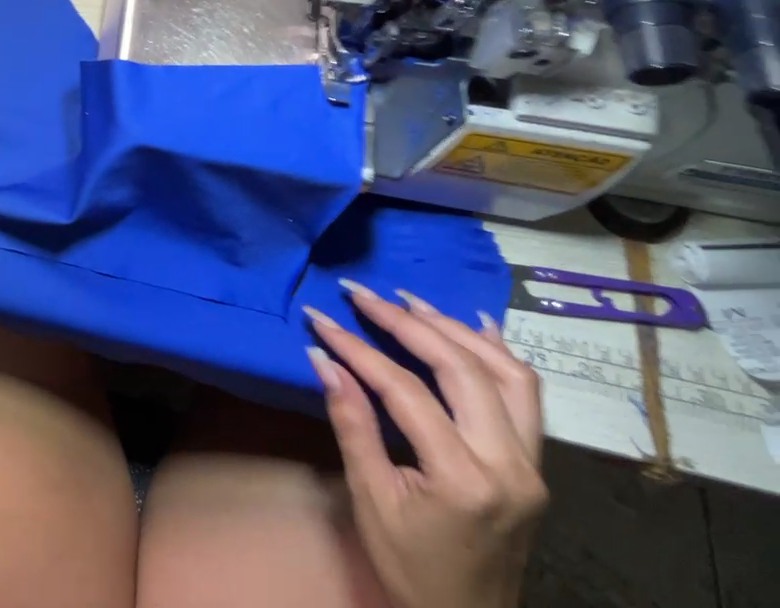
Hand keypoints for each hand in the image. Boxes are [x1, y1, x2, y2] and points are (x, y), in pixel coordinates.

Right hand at [305, 282, 546, 607]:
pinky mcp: (537, 464)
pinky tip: (475, 325)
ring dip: (456, 331)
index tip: (321, 319)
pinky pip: (528, 397)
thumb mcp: (370, 496)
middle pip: (462, 370)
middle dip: (408, 323)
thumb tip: (324, 359)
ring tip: (411, 301)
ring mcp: (533, 464)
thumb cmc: (408, 563)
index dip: (359, 349)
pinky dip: (499, 354)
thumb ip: (352, 423)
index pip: (406, 391)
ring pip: (506, 374)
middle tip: (362, 294)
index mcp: (463, 477)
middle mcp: (510, 464)